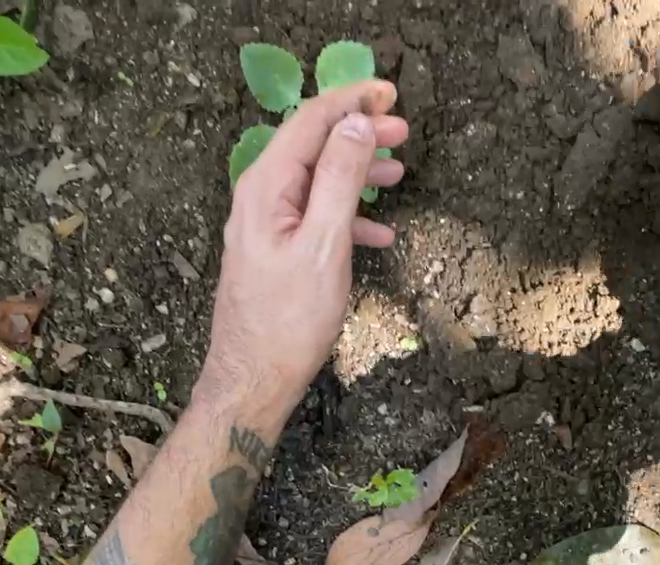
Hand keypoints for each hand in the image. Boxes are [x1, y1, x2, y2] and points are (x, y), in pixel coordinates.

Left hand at [199, 81, 408, 419]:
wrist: (256, 376)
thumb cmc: (290, 319)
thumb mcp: (323, 246)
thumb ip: (339, 181)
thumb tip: (355, 125)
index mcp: (267, 186)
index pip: (311, 122)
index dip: (352, 101)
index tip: (392, 94)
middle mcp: (261, 197)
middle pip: (313, 147)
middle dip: (358, 134)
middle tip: (403, 132)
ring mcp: (267, 226)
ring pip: (317, 183)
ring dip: (357, 174)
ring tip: (398, 174)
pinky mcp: (276, 252)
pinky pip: (315, 219)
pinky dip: (348, 218)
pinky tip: (379, 232)